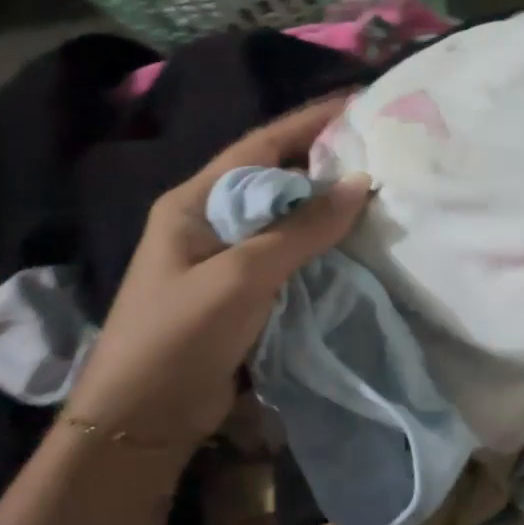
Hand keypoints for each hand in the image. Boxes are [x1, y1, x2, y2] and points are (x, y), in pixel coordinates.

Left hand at [65, 97, 372, 446]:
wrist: (140, 422)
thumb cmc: (179, 337)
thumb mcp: (241, 277)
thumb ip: (302, 229)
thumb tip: (361, 182)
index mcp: (194, 202)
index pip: (261, 145)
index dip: (310, 121)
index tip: (360, 102)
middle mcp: (210, 219)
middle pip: (277, 174)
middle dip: (326, 157)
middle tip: (383, 144)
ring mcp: (227, 255)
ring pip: (288, 213)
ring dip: (329, 200)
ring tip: (382, 184)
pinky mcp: (244, 287)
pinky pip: (292, 248)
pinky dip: (325, 238)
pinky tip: (360, 236)